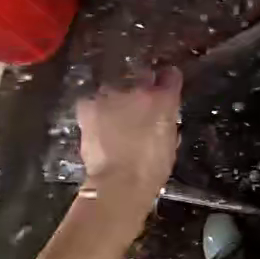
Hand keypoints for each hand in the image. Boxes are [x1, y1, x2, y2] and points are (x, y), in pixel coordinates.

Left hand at [76, 69, 180, 201]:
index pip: (170, 76)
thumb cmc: (153, 167)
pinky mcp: (89, 105)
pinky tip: (98, 122)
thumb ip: (167, 119)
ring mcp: (112, 95)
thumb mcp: (169, 139)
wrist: (120, 182)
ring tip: (115, 112)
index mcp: (164, 99)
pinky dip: (97, 108)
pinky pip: (94, 100)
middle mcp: (139, 89)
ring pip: (116, 87)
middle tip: (140, 102)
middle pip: (142, 75)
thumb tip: (162, 113)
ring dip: (118, 96)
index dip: (168, 80)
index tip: (166, 85)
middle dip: (143, 85)